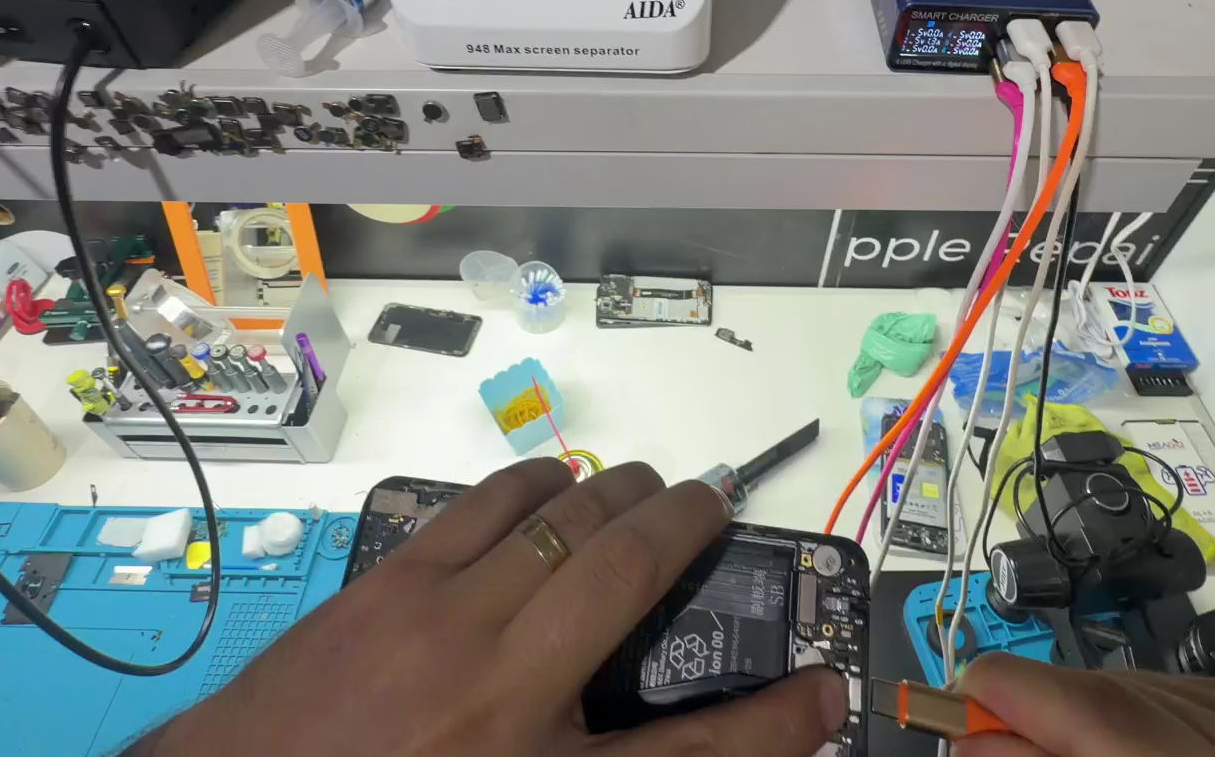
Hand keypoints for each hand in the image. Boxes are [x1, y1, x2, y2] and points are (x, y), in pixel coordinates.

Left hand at [131, 459, 847, 755]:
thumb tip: (640, 734)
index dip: (777, 727)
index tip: (825, 692)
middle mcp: (503, 688)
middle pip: (630, 573)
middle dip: (685, 525)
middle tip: (710, 503)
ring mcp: (441, 618)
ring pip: (564, 518)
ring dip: (617, 490)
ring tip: (642, 483)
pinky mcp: (389, 582)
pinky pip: (486, 503)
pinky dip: (537, 485)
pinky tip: (553, 485)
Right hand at [954, 653, 1214, 756]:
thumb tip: (975, 744)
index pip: (1095, 708)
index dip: (1005, 699)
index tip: (953, 712)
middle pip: (1107, 693)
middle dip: (1034, 716)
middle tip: (986, 743)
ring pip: (1133, 684)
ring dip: (1084, 716)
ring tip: (1072, 755)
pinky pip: (1173, 689)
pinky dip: (1133, 716)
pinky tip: (1134, 751)